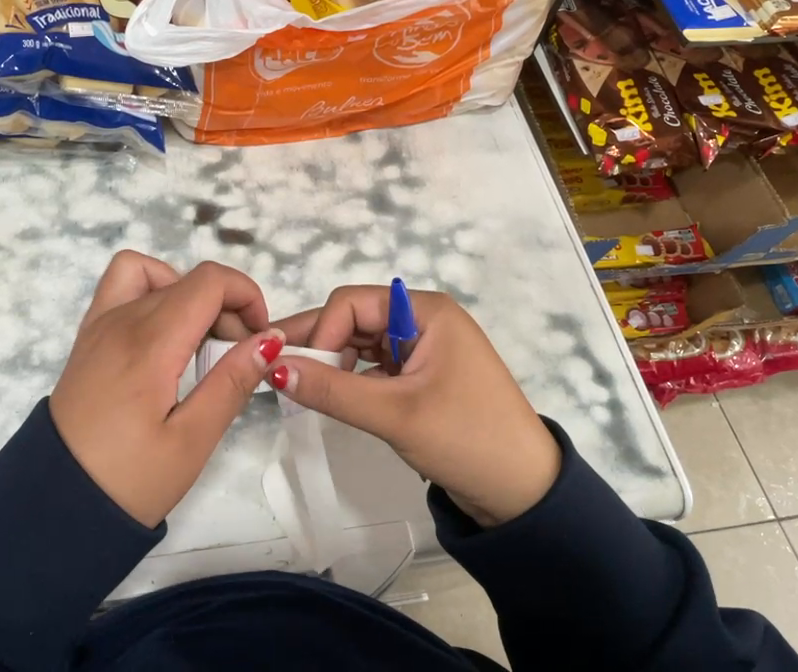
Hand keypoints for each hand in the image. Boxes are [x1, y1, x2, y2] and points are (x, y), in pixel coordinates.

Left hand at [49, 251, 284, 527]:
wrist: (55, 504)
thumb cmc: (129, 480)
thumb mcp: (191, 440)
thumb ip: (231, 382)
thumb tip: (269, 339)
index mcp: (150, 343)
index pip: (209, 281)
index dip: (247, 296)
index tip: (261, 339)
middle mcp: (121, 319)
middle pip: (188, 279)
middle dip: (226, 307)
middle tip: (238, 357)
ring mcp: (99, 323)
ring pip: (156, 275)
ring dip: (189, 295)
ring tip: (200, 342)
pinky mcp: (88, 336)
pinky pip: (123, 285)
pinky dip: (153, 291)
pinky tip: (165, 335)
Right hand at [271, 287, 561, 527]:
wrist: (525, 495)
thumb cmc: (467, 439)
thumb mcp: (395, 414)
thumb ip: (332, 390)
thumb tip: (273, 368)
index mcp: (425, 311)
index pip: (353, 303)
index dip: (322, 332)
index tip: (299, 371)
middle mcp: (422, 320)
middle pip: (354, 319)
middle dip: (318, 342)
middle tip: (272, 366)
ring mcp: (422, 349)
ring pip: (361, 343)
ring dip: (331, 362)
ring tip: (294, 385)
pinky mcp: (421, 377)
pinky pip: (373, 366)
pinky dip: (349, 379)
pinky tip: (326, 395)